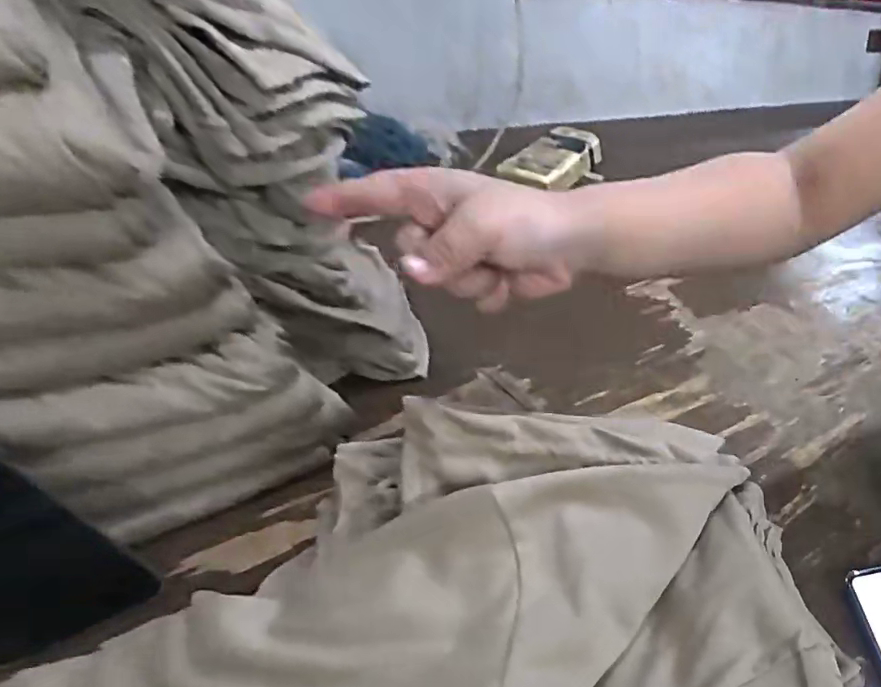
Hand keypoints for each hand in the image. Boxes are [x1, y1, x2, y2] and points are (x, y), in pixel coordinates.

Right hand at [303, 168, 586, 312]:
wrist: (574, 245)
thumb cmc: (525, 221)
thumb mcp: (479, 227)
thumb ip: (444, 250)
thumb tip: (413, 274)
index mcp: (429, 196)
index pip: (374, 195)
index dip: (343, 201)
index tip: (306, 207)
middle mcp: (440, 224)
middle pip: (409, 253)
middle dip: (439, 261)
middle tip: (473, 251)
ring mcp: (464, 255)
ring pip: (443, 282)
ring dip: (473, 280)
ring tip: (500, 265)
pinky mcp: (489, 280)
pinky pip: (473, 299)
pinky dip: (493, 294)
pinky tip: (512, 282)